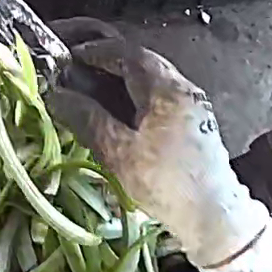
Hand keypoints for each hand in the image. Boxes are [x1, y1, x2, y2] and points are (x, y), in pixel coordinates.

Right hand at [44, 23, 271, 271]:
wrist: (214, 219)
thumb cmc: (165, 184)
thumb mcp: (117, 152)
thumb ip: (87, 118)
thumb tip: (57, 95)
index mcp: (167, 90)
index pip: (128, 54)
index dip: (97, 51)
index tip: (72, 57)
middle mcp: (184, 89)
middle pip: (142, 63)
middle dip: (109, 63)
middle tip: (79, 71)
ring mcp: (192, 105)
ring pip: (152, 80)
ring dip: (123, 79)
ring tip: (94, 90)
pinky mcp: (194, 123)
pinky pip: (160, 96)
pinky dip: (136, 95)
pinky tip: (120, 111)